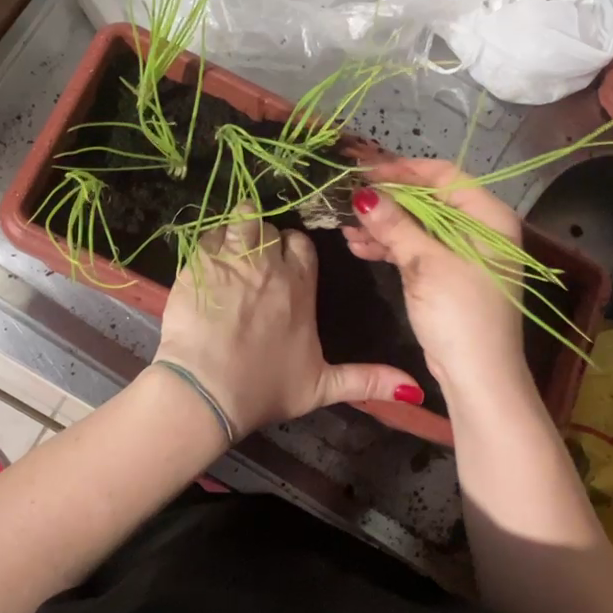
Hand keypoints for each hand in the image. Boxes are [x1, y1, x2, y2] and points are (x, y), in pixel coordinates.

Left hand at [154, 206, 420, 435]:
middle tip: (253, 268)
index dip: (292, 252)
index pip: (303, 244)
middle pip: (272, 230)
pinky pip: (207, 235)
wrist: (206, 391)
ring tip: (231, 253)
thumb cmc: (264, 388)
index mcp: (301, 285)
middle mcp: (271, 264)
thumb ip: (367, 380)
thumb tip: (415, 391)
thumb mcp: (322, 387)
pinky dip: (208, 245)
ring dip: (238, 231)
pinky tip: (205, 268)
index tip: (284, 268)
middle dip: (265, 242)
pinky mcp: (197, 262)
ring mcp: (232, 259)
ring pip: (242, 220)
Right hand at [342, 160, 527, 395]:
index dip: (402, 170)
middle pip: (428, 201)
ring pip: (419, 227)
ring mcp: (464, 255)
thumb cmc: (460, 314)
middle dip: (388, 201)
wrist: (478, 376)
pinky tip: (360, 246)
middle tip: (348, 199)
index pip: (443, 176)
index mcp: (489, 218)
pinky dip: (391, 247)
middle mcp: (480, 230)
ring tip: (346, 227)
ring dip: (384, 225)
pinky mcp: (448, 277)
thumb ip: (395, 225)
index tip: (363, 172)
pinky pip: (417, 250)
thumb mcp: (425, 264)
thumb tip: (363, 194)